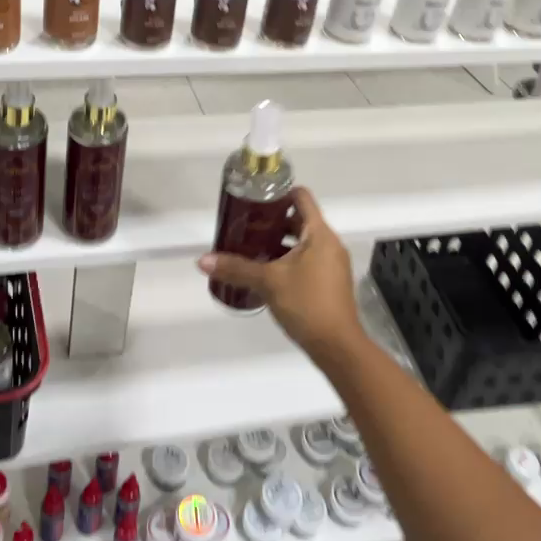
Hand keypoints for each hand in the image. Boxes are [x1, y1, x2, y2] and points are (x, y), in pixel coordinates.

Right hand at [198, 187, 361, 363]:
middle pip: (300, 220)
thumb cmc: (307, 304)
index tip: (256, 199)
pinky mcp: (330, 282)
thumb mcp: (268, 282)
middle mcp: (329, 243)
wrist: (338, 347)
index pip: (301, 197)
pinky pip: (308, 260)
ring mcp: (332, 264)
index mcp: (319, 233)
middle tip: (246, 226)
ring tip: (251, 248)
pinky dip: (289, 259)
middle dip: (273, 221)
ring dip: (279, 242)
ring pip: (303, 242)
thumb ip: (236, 268)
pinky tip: (267, 272)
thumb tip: (203, 260)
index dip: (279, 193)